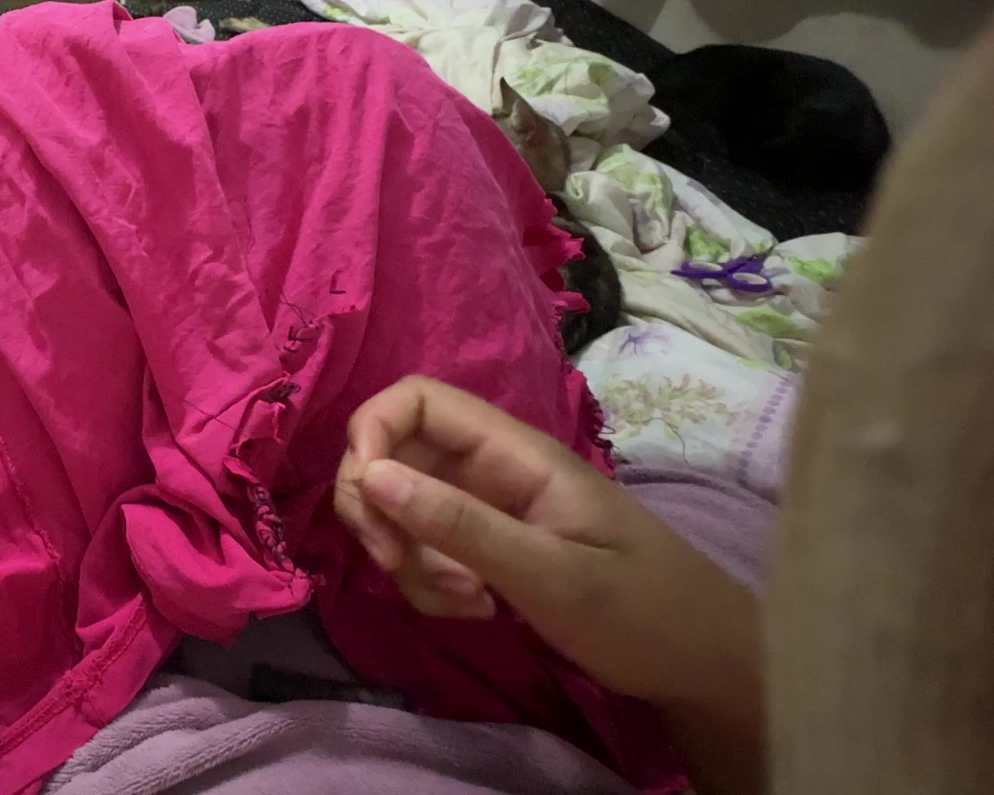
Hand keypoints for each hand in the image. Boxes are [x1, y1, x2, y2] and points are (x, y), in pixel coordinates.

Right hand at [333, 376, 759, 713]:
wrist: (709, 676)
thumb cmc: (648, 615)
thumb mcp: (554, 574)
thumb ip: (458, 524)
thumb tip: (368, 474)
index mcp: (510, 450)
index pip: (416, 399)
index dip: (373, 429)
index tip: (368, 492)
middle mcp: (483, 466)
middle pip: (389, 452)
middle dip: (374, 506)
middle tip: (391, 560)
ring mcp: (476, 505)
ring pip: (395, 504)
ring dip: (402, 553)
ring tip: (459, 600)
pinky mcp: (473, 543)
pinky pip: (415, 545)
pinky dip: (422, 579)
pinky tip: (469, 608)